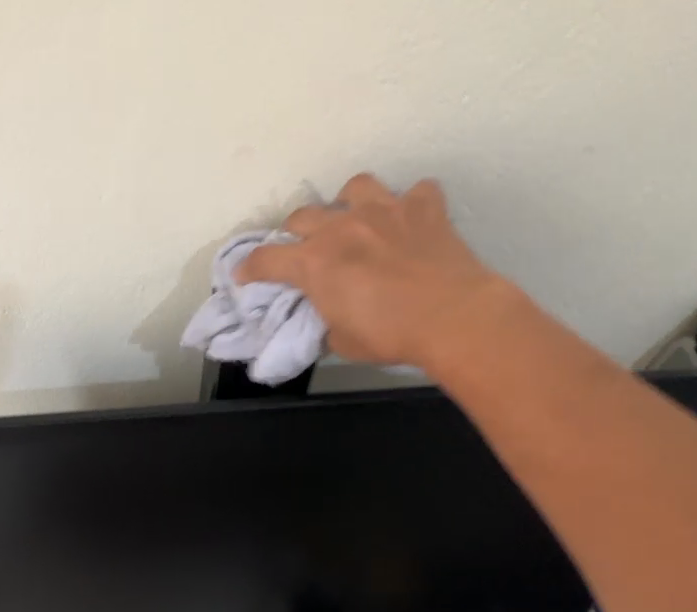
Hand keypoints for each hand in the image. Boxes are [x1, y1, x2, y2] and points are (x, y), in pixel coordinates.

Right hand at [236, 174, 513, 370]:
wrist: (452, 317)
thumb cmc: (389, 334)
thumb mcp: (341, 340)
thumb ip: (326, 319)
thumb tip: (329, 315)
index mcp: (314, 262)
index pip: (266, 260)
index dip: (250, 268)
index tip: (244, 275)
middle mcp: (342, 227)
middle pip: (303, 217)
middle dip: (295, 234)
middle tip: (302, 251)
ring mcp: (385, 211)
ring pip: (354, 186)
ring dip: (348, 202)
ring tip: (354, 220)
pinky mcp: (424, 208)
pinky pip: (414, 193)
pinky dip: (409, 205)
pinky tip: (409, 221)